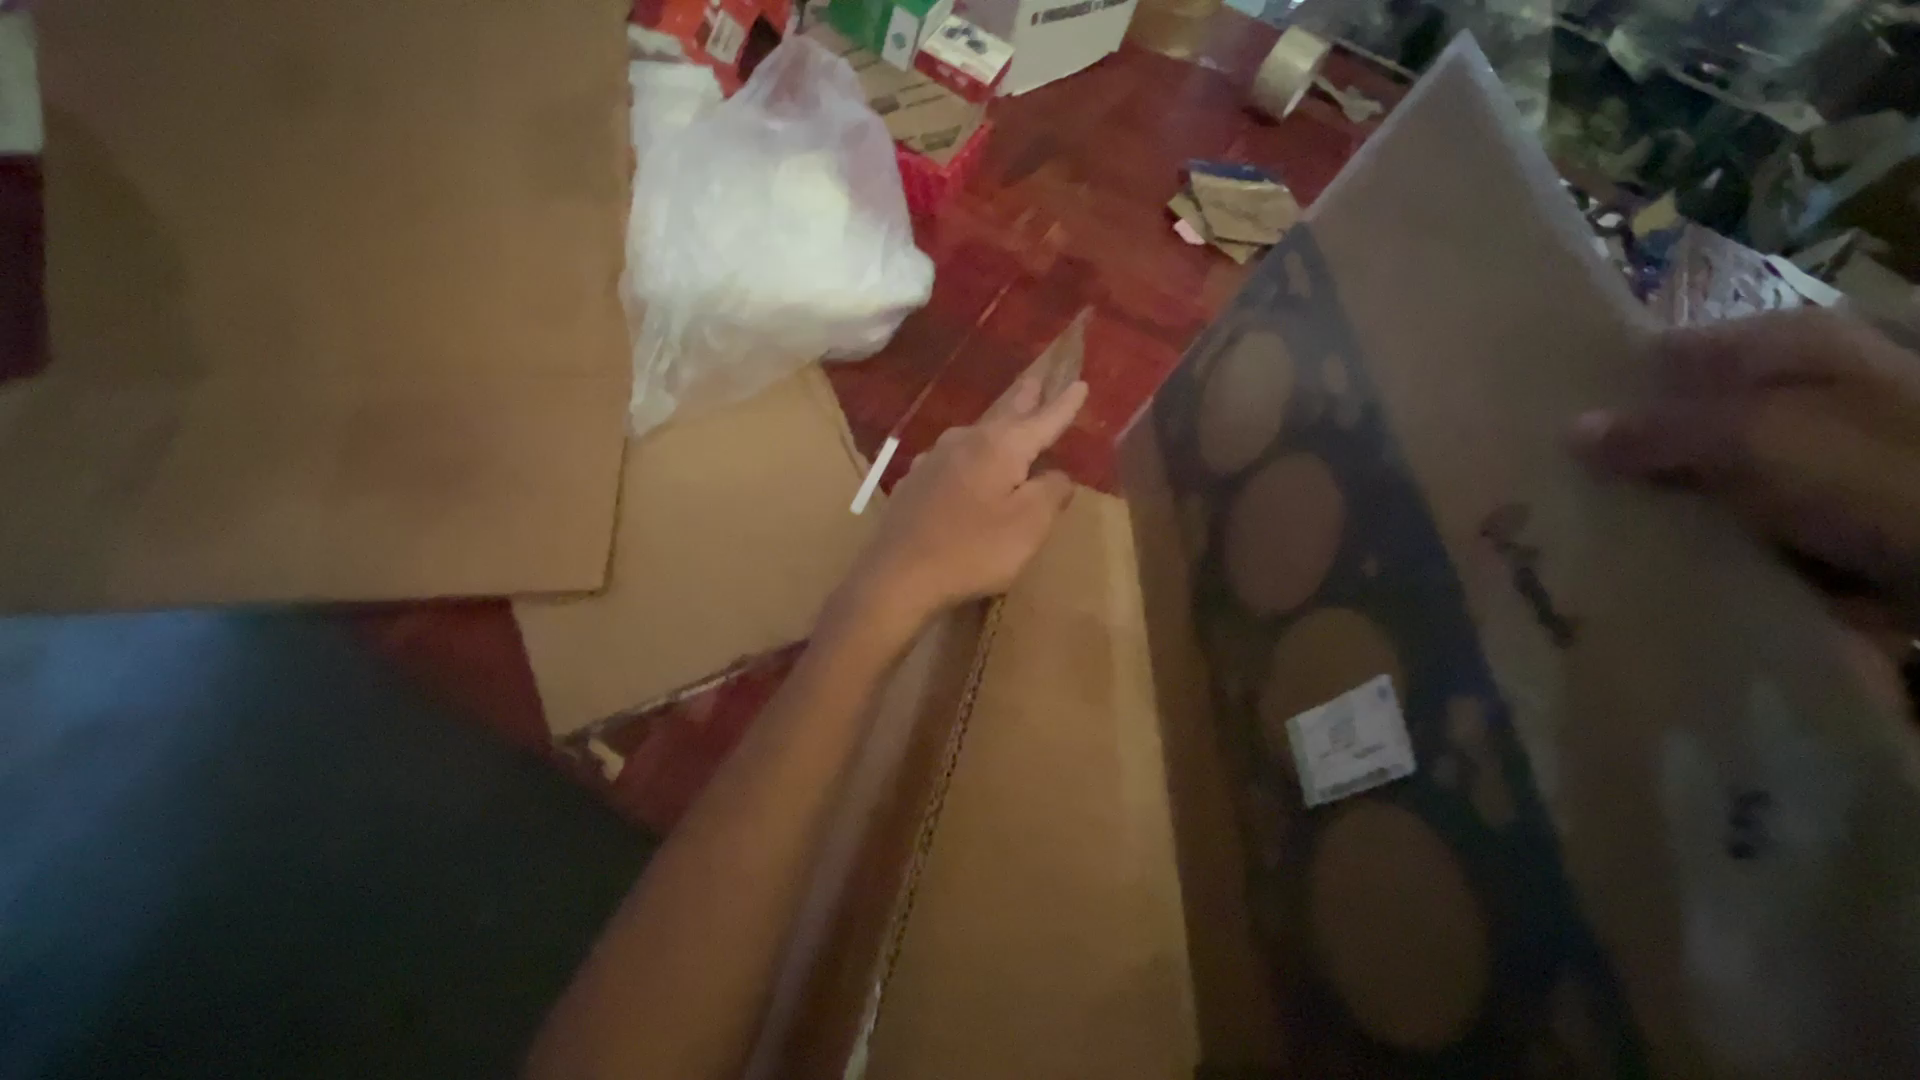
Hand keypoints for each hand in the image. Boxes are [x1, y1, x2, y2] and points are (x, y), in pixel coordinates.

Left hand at [831, 373, 1087, 637]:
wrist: (897, 575)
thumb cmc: (973, 550)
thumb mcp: (1029, 525)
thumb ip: (1051, 493)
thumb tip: (1059, 475)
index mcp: (1000, 446)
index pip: (1043, 419)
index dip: (1064, 404)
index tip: (1080, 384)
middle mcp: (965, 441)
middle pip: (1004, 415)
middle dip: (1025, 399)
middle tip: (1038, 379)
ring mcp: (934, 460)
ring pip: (975, 434)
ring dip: (995, 425)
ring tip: (1008, 418)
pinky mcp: (914, 483)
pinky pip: (952, 459)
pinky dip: (968, 456)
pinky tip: (963, 464)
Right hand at [1571, 308, 1919, 626]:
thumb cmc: (1884, 472)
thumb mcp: (1759, 438)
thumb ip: (1657, 430)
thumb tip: (1570, 429)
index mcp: (1784, 346)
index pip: (1663, 354)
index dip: (1605, 387)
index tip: (1542, 424)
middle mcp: (1791, 390)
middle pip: (1677, 415)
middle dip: (1619, 450)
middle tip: (1548, 481)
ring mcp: (1802, 454)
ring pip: (1696, 470)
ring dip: (1648, 498)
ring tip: (1576, 521)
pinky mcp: (1811, 512)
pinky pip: (1726, 516)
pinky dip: (1689, 533)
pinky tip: (1639, 551)